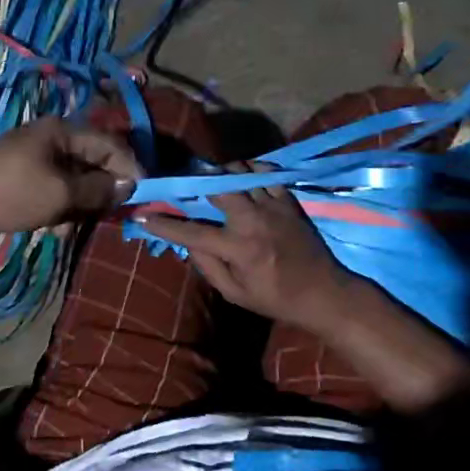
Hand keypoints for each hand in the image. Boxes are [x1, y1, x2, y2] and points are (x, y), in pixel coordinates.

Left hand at [0, 117, 142, 236]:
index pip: (109, 143)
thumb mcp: (60, 193)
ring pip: (72, 181)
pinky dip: (57, 209)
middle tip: (105, 218)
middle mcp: (48, 138)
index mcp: (60, 131)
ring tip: (67, 227)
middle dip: (100, 192)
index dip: (130, 168)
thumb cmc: (9, 194)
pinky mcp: (19, 179)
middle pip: (91, 162)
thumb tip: (129, 184)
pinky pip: (52, 191)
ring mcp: (31, 158)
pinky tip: (50, 229)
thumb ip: (98, 189)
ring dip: (77, 206)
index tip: (143, 195)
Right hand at [138, 179, 359, 328]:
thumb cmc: (276, 299)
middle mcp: (253, 221)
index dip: (164, 224)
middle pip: (217, 186)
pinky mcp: (289, 201)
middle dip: (196, 182)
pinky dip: (251, 171)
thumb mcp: (234, 294)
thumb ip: (207, 266)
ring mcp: (274, 207)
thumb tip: (187, 244)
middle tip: (187, 185)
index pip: (191, 231)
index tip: (143, 215)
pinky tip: (244, 179)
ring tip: (216, 181)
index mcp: (238, 248)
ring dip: (224, 174)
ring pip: (241, 173)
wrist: (326, 294)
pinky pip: (266, 173)